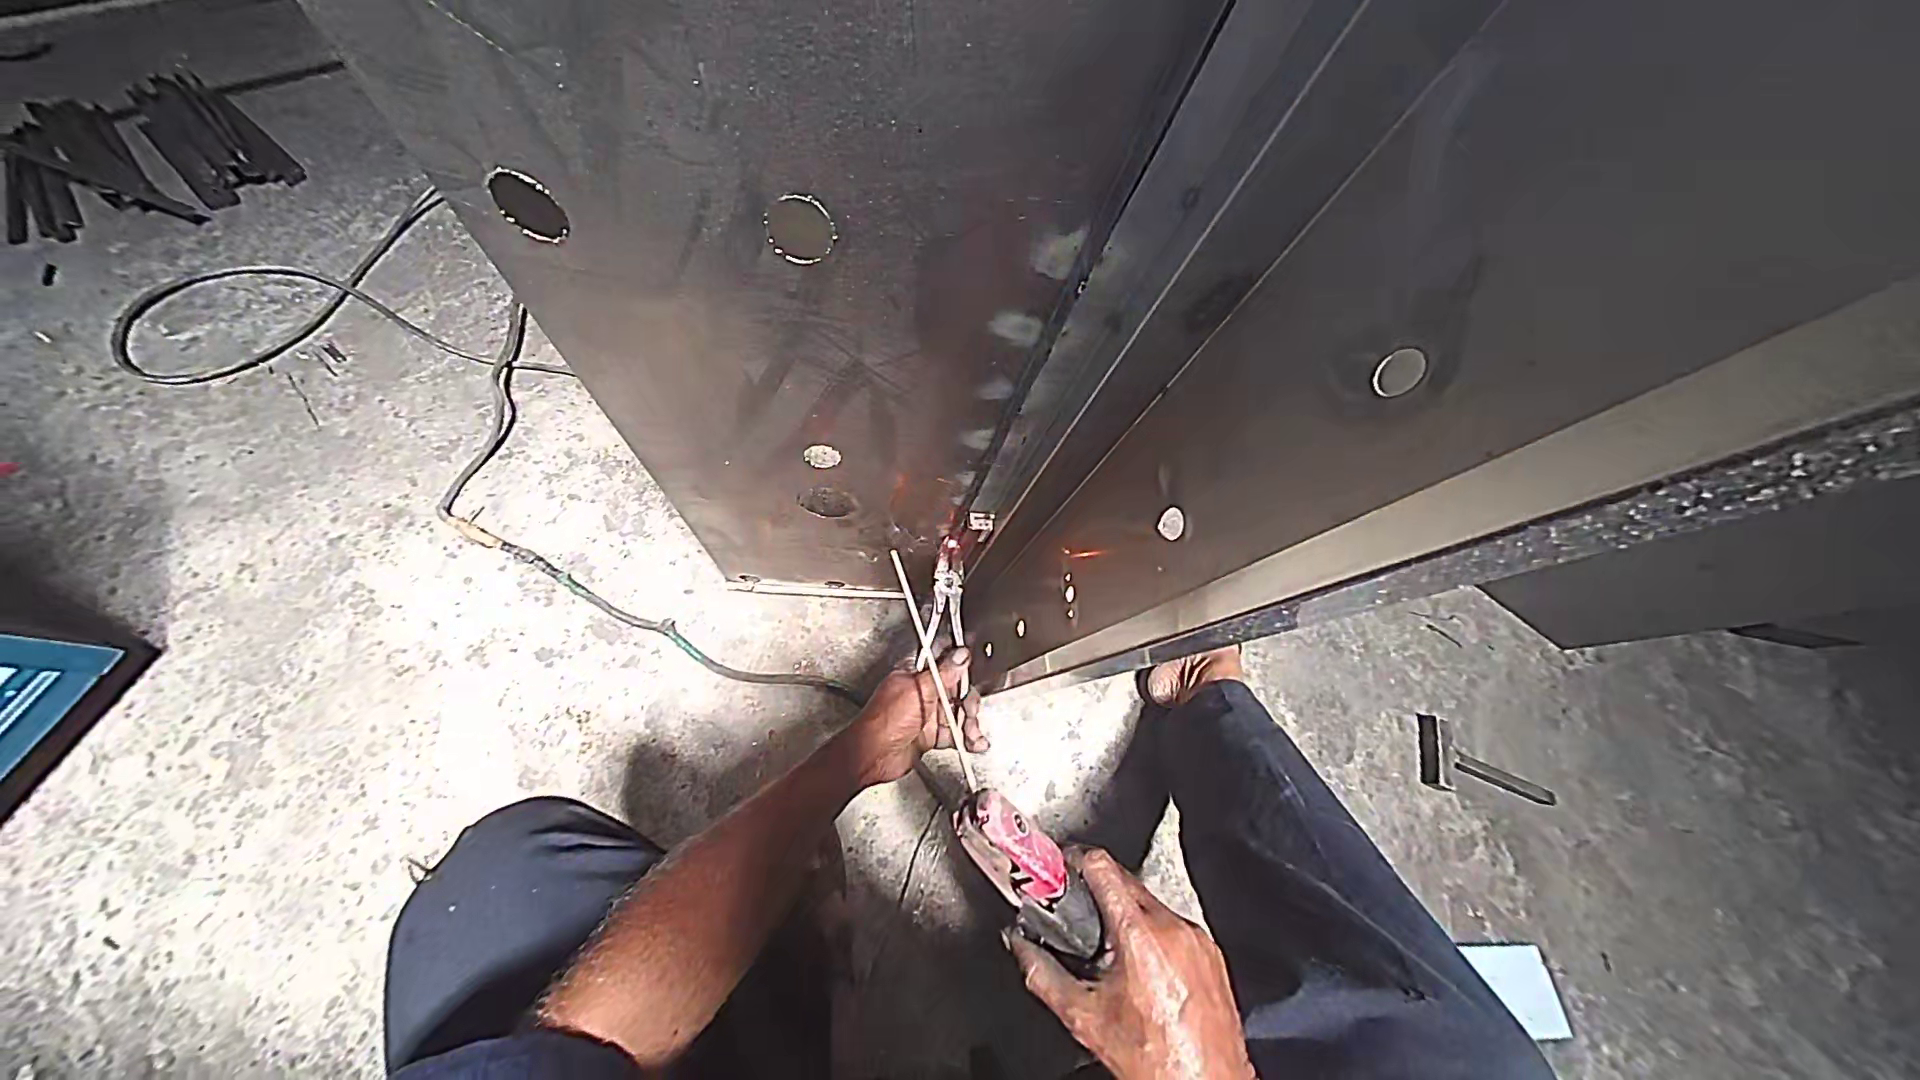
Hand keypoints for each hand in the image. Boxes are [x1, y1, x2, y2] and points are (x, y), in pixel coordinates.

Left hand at [834, 647, 985, 787]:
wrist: (873, 756)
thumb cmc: (884, 721)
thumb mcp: (919, 691)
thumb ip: (944, 673)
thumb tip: (961, 654)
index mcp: (916, 673)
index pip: (943, 659)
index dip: (960, 661)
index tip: (973, 666)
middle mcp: (923, 691)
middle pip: (957, 689)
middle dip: (968, 700)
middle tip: (969, 710)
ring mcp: (927, 714)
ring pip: (958, 712)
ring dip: (970, 723)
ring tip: (971, 733)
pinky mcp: (931, 734)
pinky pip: (955, 733)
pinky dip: (967, 739)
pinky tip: (974, 743)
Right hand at [1007, 849, 1254, 1079]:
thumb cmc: (1155, 1062)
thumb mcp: (1084, 1017)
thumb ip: (1043, 974)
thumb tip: (1020, 945)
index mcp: (1139, 934)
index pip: (1102, 866)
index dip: (1076, 859)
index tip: (1063, 865)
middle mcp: (1172, 927)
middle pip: (1124, 879)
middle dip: (1097, 888)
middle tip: (1078, 907)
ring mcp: (1196, 937)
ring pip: (1149, 900)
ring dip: (1126, 909)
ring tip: (1110, 942)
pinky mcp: (1210, 950)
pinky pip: (1173, 922)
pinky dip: (1153, 930)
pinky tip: (1142, 962)